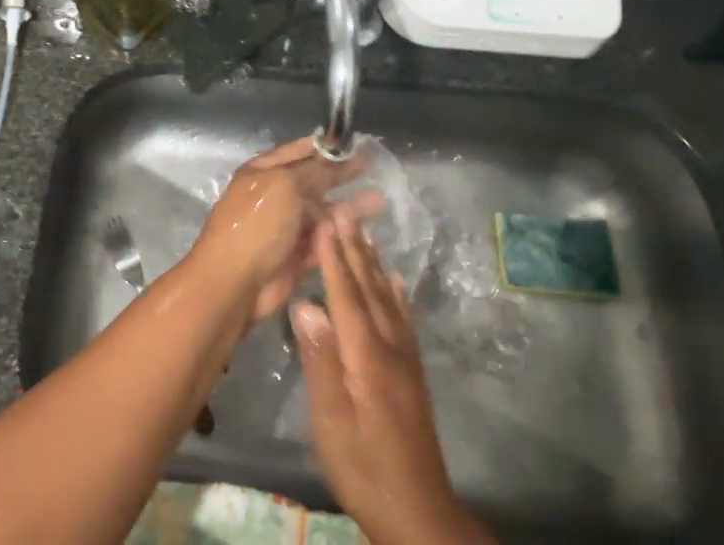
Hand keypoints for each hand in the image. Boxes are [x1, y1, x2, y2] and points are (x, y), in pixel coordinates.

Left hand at [189, 136, 379, 322]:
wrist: (235, 282)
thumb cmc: (257, 224)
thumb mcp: (285, 185)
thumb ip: (314, 171)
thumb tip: (336, 160)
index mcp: (263, 172)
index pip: (298, 152)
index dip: (325, 146)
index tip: (353, 142)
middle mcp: (275, 196)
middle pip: (314, 181)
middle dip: (341, 173)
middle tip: (372, 166)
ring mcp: (286, 227)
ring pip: (323, 212)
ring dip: (349, 206)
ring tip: (380, 200)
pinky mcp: (297, 256)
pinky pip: (325, 240)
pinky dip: (343, 234)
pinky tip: (367, 229)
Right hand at [292, 213, 491, 544]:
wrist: (417, 508)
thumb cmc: (362, 465)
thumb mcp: (330, 419)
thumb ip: (320, 360)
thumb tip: (306, 303)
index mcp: (368, 357)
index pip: (347, 296)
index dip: (334, 258)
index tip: (325, 221)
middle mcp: (391, 349)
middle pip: (370, 291)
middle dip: (354, 251)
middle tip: (342, 213)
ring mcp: (406, 361)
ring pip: (388, 300)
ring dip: (374, 264)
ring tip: (365, 233)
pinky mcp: (412, 374)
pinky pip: (403, 320)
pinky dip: (395, 294)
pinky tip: (393, 282)